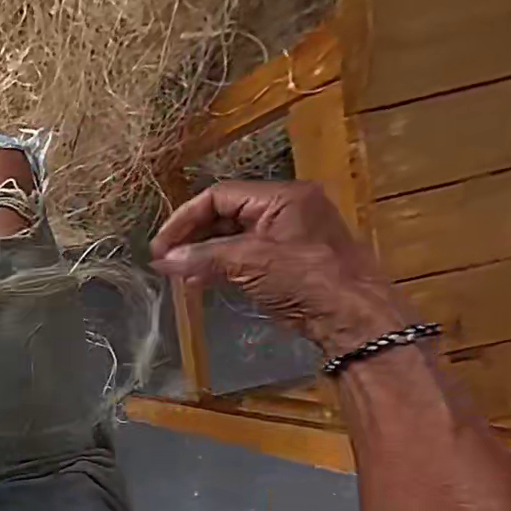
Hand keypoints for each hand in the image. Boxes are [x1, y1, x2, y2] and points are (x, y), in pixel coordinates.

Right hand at [151, 181, 410, 356]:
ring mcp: (283, 235)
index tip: (161, 247)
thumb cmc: (305, 279)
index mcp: (282, 197)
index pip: (218, 196)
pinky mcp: (281, 259)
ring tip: (176, 271)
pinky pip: (238, 253)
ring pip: (228, 234)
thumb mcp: (248, 262)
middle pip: (222, 213)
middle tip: (164, 260)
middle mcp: (283, 209)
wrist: (349, 315)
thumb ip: (202, 257)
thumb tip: (163, 261)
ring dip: (199, 252)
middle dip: (189, 236)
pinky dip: (214, 263)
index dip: (183, 219)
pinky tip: (196, 279)